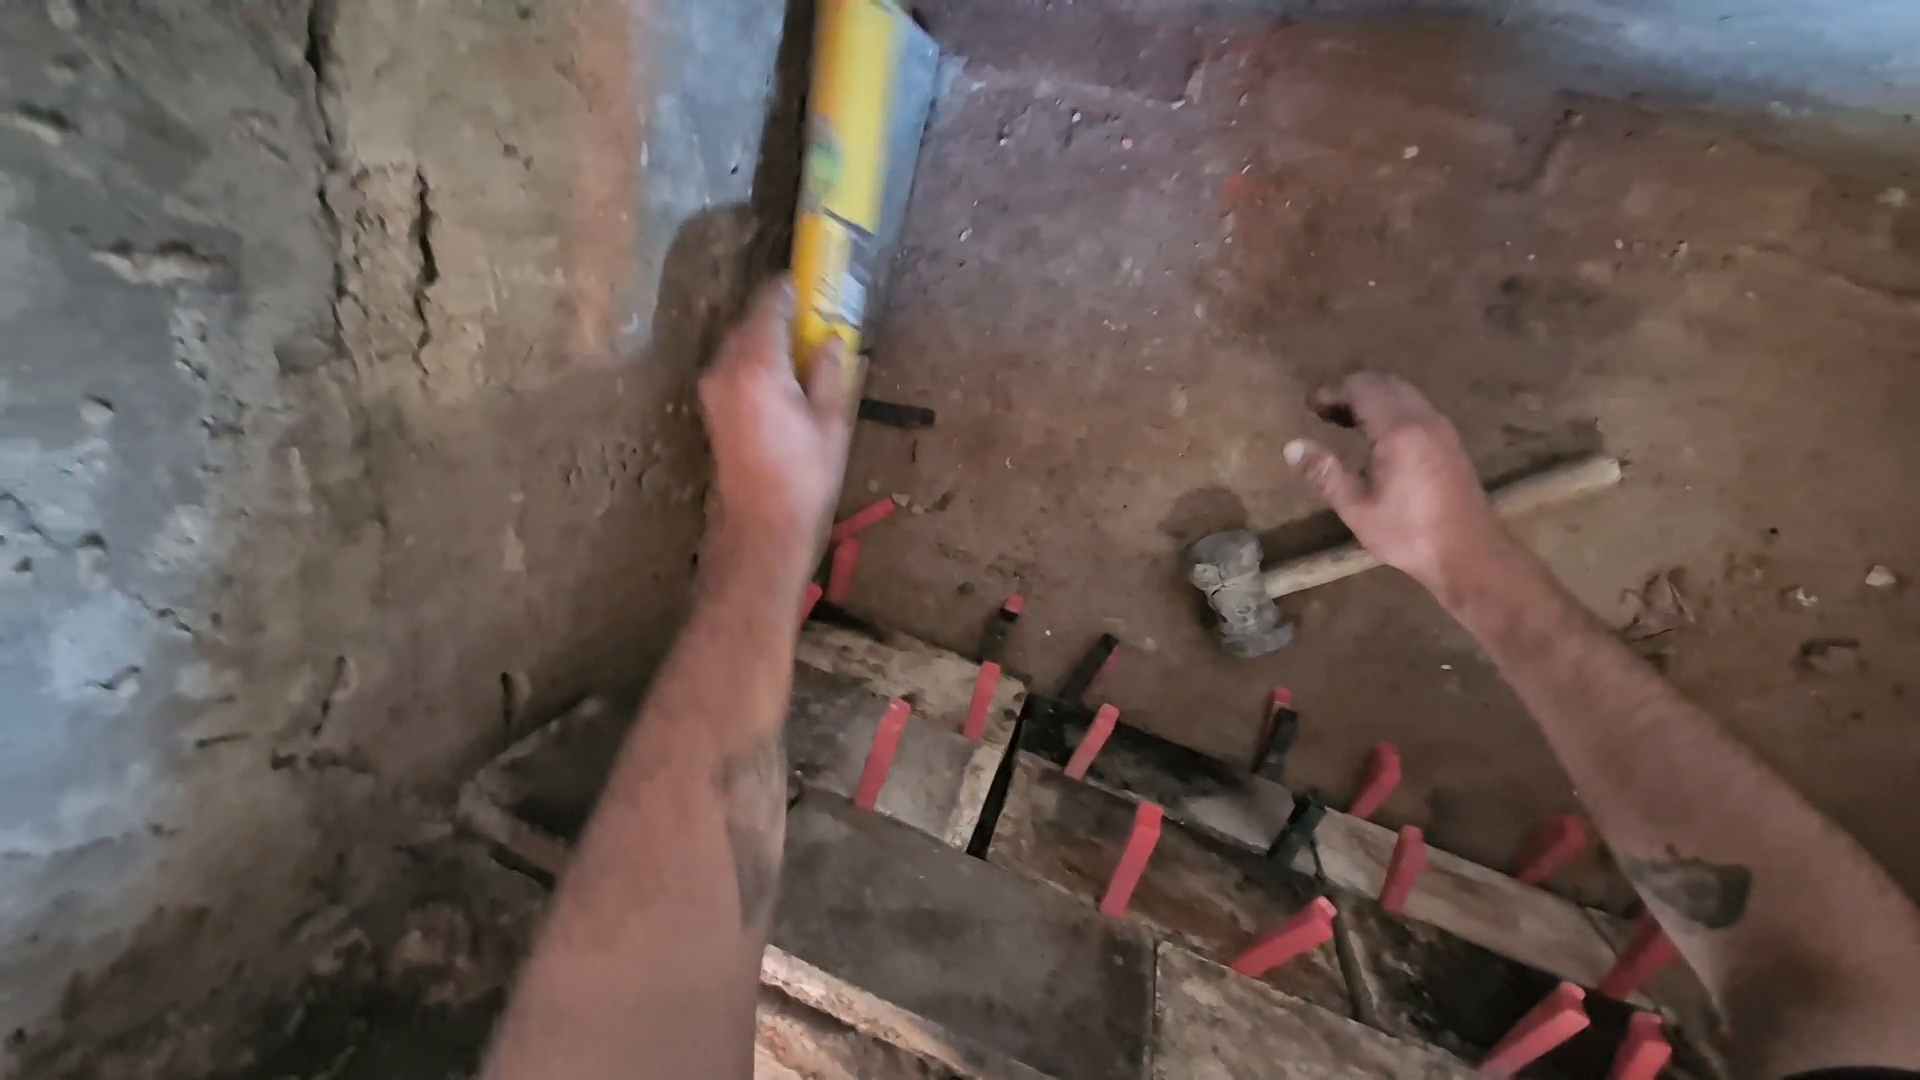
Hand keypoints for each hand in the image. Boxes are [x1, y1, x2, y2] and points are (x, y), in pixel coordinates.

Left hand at [699, 278, 853, 556]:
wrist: (762, 527)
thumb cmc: (805, 477)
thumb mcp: (831, 422)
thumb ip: (829, 371)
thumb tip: (832, 338)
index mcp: (758, 366)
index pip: (770, 305)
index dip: (792, 289)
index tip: (815, 284)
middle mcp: (726, 369)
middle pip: (752, 322)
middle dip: (782, 315)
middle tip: (817, 319)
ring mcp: (713, 388)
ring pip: (741, 344)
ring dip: (769, 338)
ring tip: (805, 350)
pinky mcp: (713, 407)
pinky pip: (734, 366)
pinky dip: (757, 360)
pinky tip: (784, 379)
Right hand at [1284, 373, 1511, 594]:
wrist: (1468, 552)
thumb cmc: (1407, 533)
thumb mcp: (1356, 508)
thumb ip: (1323, 473)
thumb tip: (1291, 446)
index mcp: (1398, 432)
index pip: (1362, 390)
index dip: (1332, 392)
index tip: (1308, 405)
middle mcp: (1423, 420)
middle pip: (1384, 384)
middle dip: (1351, 390)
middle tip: (1322, 410)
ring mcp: (1441, 428)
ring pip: (1403, 393)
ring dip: (1372, 398)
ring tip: (1343, 420)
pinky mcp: (1449, 441)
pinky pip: (1416, 407)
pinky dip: (1390, 408)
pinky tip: (1375, 435)